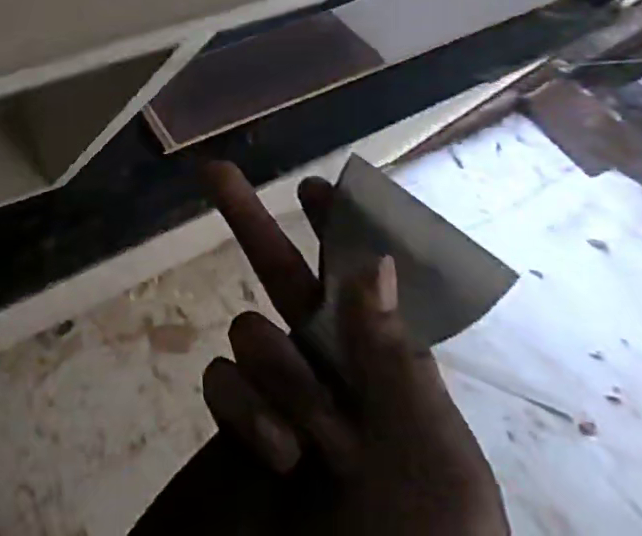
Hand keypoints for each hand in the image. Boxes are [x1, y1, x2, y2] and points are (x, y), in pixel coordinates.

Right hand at [133, 161, 507, 535]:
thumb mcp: (428, 467)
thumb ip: (395, 363)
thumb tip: (373, 262)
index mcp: (401, 390)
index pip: (371, 290)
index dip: (346, 234)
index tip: (318, 188)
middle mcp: (340, 386)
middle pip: (291, 288)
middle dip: (253, 227)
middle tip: (213, 173)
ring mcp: (281, 407)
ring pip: (253, 335)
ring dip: (278, 374)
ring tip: (306, 444)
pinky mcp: (236, 429)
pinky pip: (222, 380)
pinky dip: (243, 408)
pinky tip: (271, 456)